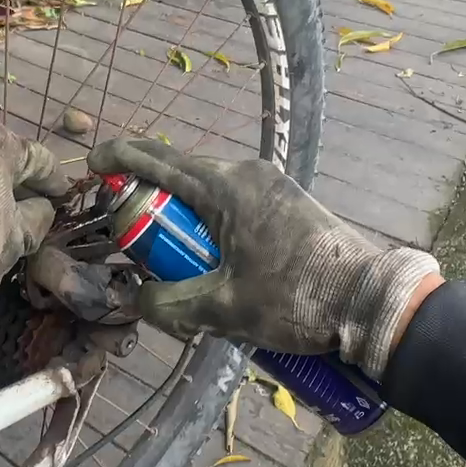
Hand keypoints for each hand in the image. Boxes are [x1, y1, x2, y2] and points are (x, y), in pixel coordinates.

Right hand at [90, 138, 439, 378]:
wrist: (372, 302)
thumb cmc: (296, 298)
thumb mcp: (225, 309)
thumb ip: (170, 304)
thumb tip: (135, 299)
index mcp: (226, 187)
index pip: (158, 161)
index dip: (120, 158)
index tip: (93, 163)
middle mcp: (245, 173)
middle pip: (180, 172)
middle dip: (147, 192)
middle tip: (126, 223)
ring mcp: (268, 183)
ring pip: (206, 186)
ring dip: (180, 208)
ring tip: (168, 246)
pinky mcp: (284, 199)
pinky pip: (230, 197)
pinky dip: (207, 215)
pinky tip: (208, 251)